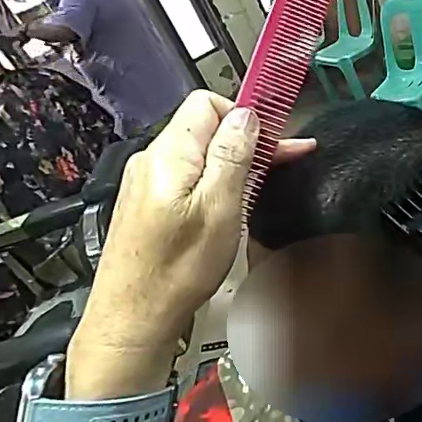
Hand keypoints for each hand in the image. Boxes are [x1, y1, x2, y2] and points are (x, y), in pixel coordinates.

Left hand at [67, 92, 311, 395]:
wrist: (134, 318)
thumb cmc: (176, 270)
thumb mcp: (218, 208)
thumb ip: (232, 155)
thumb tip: (246, 115)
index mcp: (169, 155)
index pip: (209, 103)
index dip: (247, 114)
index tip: (278, 135)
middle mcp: (153, 161)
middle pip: (207, 126)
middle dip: (250, 138)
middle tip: (287, 156)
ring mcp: (149, 182)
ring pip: (202, 152)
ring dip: (237, 159)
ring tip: (266, 178)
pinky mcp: (151, 202)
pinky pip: (192, 174)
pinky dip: (219, 178)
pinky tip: (236, 198)